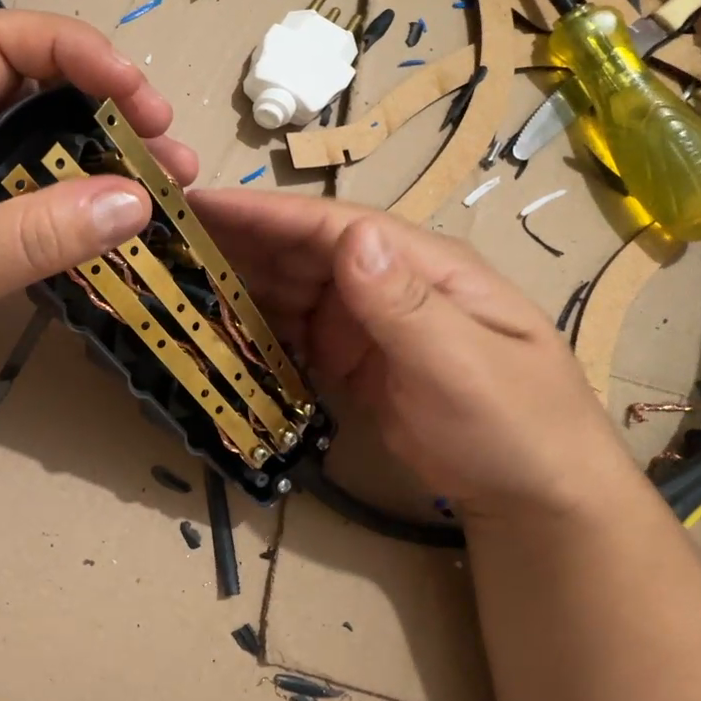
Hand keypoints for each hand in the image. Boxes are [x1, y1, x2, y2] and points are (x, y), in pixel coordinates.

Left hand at [0, 10, 197, 408]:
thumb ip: (34, 235)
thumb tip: (134, 200)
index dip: (68, 46)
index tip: (130, 89)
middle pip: (39, 82)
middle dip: (107, 97)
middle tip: (164, 138)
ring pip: (54, 138)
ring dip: (113, 148)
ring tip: (174, 177)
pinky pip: (53, 190)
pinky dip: (97, 196)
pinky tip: (136, 215)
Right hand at [190, 189, 638, 520]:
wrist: (534, 497)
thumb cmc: (514, 424)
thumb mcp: (464, 363)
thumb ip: (404, 304)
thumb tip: (351, 236)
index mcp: (418, 265)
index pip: (330, 226)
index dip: (263, 213)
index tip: (199, 204)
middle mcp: (383, 282)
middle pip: (298, 253)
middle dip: (235, 243)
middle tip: (166, 240)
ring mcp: (363, 322)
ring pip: (287, 290)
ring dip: (236, 283)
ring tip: (176, 278)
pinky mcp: (347, 359)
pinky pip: (289, 332)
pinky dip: (251, 327)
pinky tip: (215, 326)